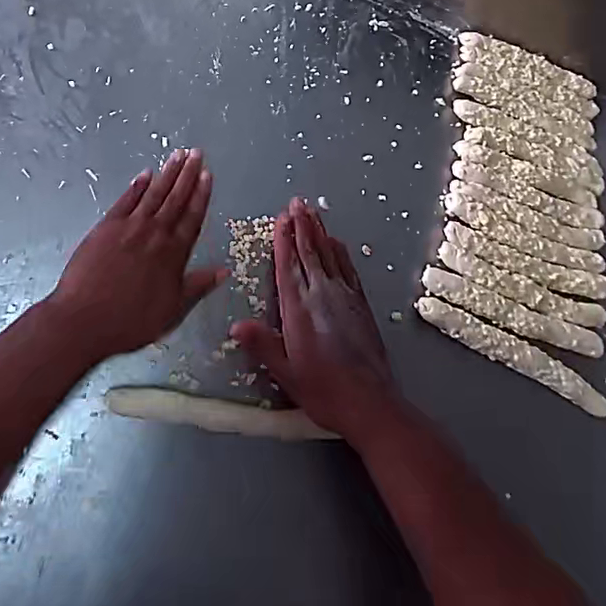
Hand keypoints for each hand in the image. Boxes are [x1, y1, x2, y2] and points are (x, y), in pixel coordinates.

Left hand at [47, 149, 224, 359]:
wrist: (83, 320)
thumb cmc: (130, 321)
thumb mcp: (173, 310)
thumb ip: (198, 286)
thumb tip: (224, 271)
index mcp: (173, 253)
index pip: (193, 217)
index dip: (201, 194)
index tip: (207, 175)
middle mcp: (155, 233)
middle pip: (175, 198)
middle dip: (187, 174)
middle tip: (196, 153)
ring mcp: (129, 227)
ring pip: (154, 193)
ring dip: (167, 173)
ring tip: (177, 154)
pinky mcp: (106, 227)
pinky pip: (126, 200)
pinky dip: (137, 186)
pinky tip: (145, 174)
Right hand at [230, 198, 404, 440]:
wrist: (370, 402)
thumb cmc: (323, 390)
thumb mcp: (286, 372)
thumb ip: (262, 345)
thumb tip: (235, 326)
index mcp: (299, 308)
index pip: (288, 265)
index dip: (284, 239)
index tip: (281, 218)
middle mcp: (322, 295)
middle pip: (310, 252)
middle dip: (302, 225)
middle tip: (296, 202)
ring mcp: (344, 297)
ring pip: (329, 255)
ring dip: (320, 231)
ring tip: (313, 212)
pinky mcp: (360, 304)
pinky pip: (348, 268)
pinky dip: (340, 252)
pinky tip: (337, 242)